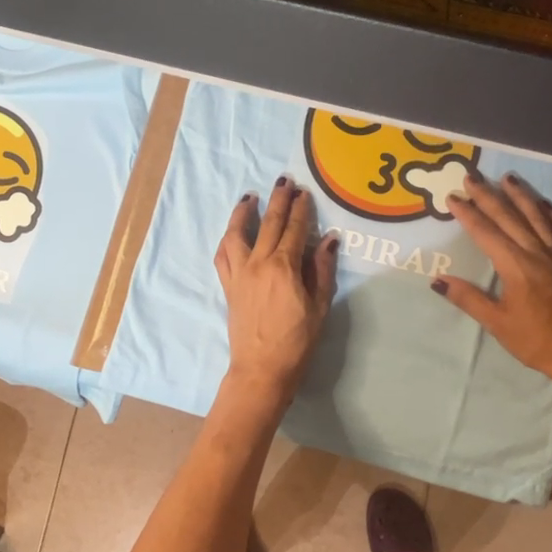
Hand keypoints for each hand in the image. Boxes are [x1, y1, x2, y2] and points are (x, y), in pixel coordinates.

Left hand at [214, 178, 338, 395]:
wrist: (261, 369)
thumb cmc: (297, 341)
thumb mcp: (319, 306)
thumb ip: (321, 270)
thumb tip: (328, 240)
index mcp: (284, 267)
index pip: (293, 229)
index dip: (300, 209)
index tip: (304, 192)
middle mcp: (258, 264)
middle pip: (267, 224)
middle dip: (277, 200)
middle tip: (284, 181)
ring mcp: (239, 274)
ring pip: (236, 234)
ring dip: (243, 213)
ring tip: (250, 197)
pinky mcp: (228, 286)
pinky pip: (223, 256)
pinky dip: (227, 239)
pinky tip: (232, 232)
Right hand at [433, 173, 551, 384]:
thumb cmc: (535, 340)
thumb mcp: (496, 322)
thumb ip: (468, 298)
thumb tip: (437, 280)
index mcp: (515, 266)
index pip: (486, 232)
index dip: (468, 213)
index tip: (452, 197)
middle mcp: (535, 254)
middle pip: (509, 218)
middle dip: (489, 196)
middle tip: (471, 176)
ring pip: (536, 217)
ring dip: (520, 196)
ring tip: (508, 178)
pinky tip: (544, 203)